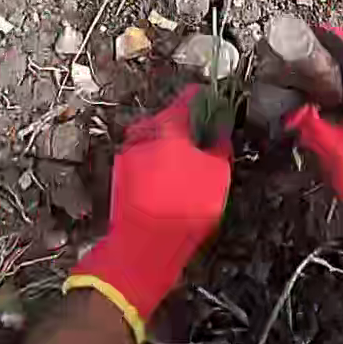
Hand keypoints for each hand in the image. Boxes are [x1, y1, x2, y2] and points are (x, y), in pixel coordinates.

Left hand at [67, 86, 229, 343]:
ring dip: (174, 147)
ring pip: (158, 139)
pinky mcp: (121, 174)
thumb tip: (221, 132)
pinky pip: (147, 158)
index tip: (219, 110)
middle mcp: (145, 131)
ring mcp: (129, 152)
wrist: (141, 247)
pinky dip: (160, 164)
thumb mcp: (217, 175)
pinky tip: (173, 184)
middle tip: (209, 143)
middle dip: (191, 128)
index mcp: (169, 124)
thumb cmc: (182, 207)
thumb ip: (220, 146)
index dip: (209, 101)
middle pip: (173, 117)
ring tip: (192, 168)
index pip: (192, 96)